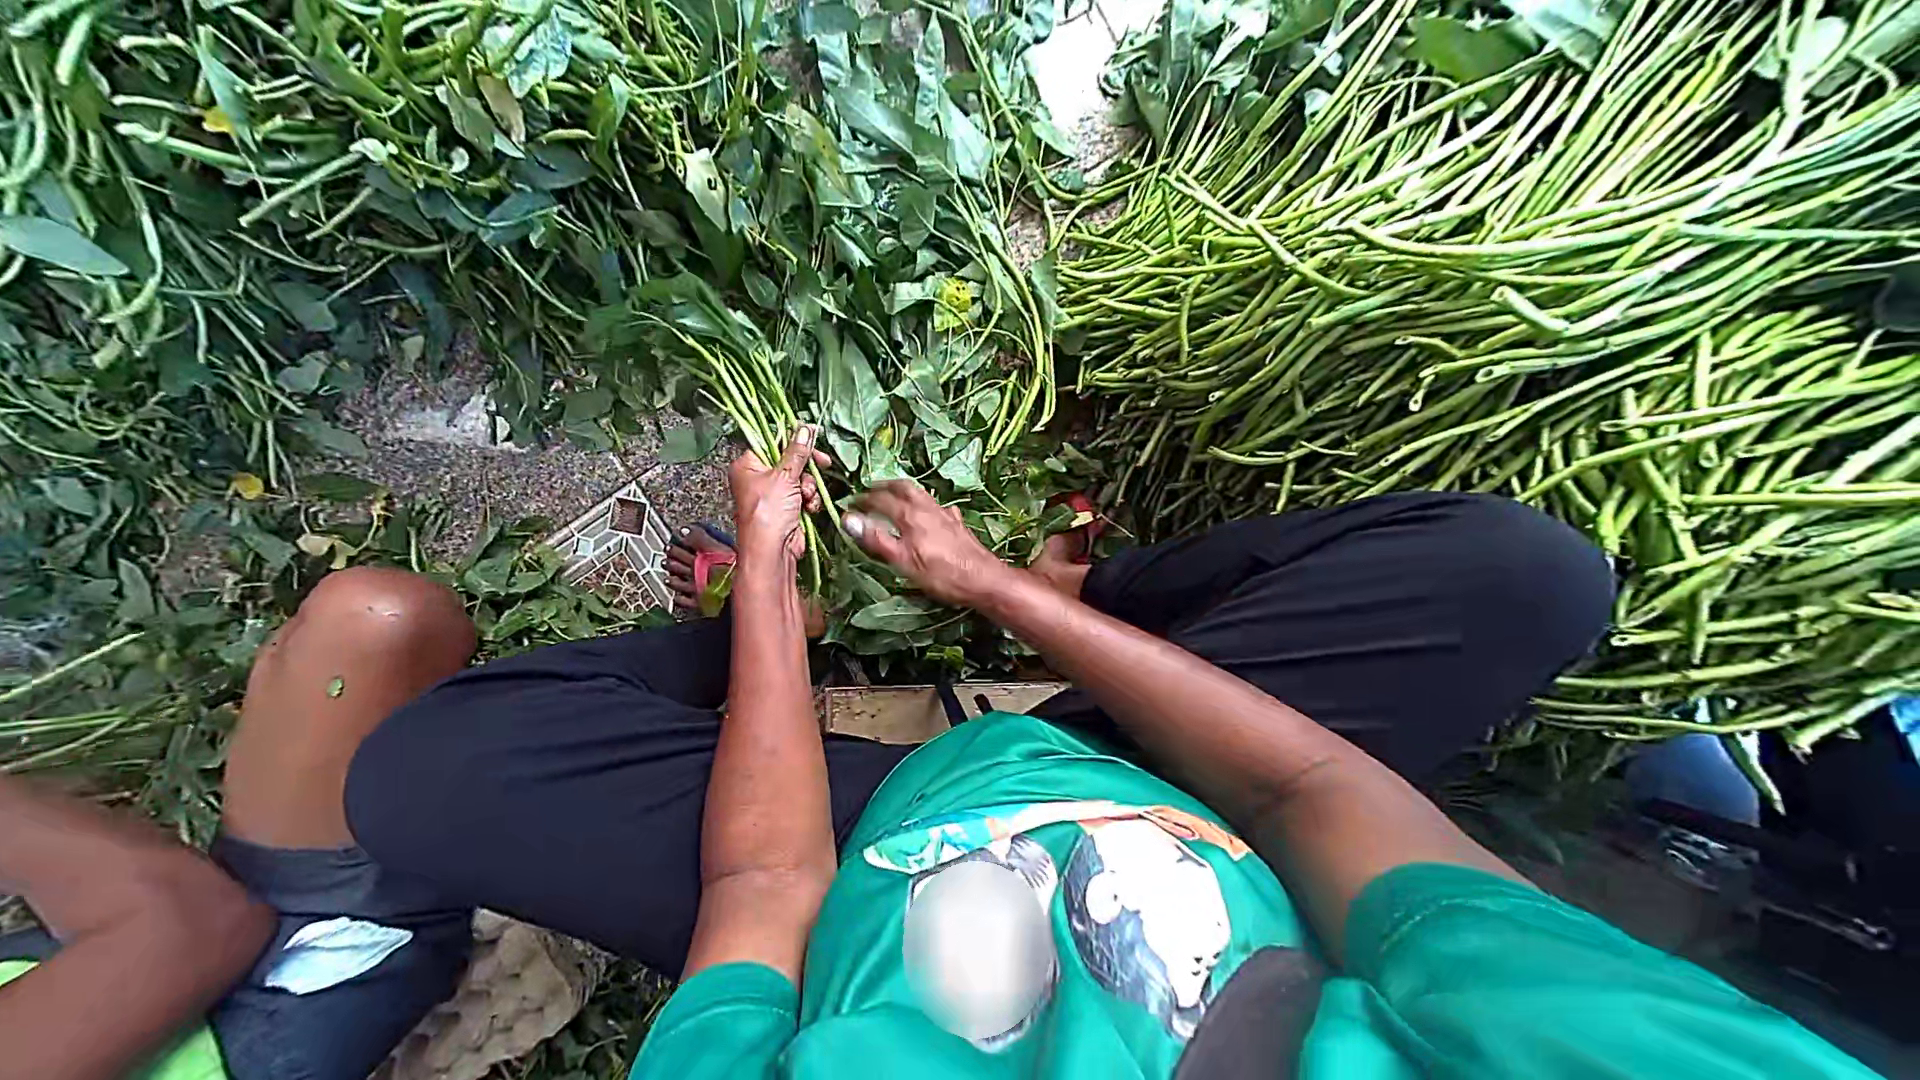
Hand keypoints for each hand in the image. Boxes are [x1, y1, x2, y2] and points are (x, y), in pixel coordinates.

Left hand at [731, 425, 828, 563]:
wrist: (772, 549)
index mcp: (748, 464)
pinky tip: (809, 507)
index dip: (793, 440)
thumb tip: (805, 427)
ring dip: (809, 486)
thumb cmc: (768, 512)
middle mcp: (758, 478)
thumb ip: (797, 451)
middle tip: (822, 464)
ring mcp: (773, 494)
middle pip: (789, 460)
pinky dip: (809, 499)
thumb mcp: (784, 476)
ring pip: (801, 478)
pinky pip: (804, 494)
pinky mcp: (787, 507)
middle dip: (806, 469)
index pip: (772, 442)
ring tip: (806, 496)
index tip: (813, 437)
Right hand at [841, 479, 1011, 606]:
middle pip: (902, 487)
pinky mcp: (956, 522)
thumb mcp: (903, 562)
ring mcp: (944, 513)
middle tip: (870, 490)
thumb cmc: (942, 575)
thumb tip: (849, 520)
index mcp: (910, 515)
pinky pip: (936, 505)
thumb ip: (877, 540)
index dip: (863, 500)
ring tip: (894, 495)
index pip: (880, 500)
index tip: (851, 504)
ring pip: (920, 493)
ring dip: (903, 490)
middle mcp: (927, 508)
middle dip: (883, 486)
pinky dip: (924, 503)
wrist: (983, 580)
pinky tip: (926, 512)